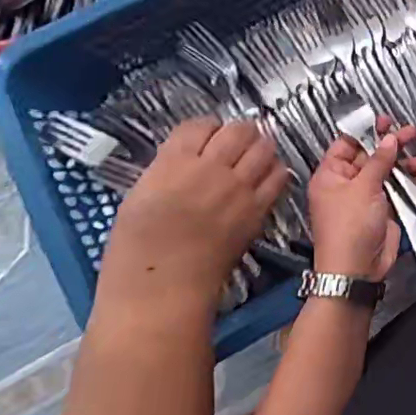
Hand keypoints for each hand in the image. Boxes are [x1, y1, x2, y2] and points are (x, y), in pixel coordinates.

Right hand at [100, 118, 287, 311]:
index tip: (205, 137)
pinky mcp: (257, 210)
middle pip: (240, 130)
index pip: (200, 124)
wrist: (162, 290)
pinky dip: (274, 170)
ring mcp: (238, 189)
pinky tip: (264, 177)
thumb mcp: (139, 196)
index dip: (205, 128)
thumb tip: (190, 155)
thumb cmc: (136, 249)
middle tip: (234, 144)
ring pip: (265, 147)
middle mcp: (211, 170)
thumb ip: (167, 168)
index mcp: (173, 164)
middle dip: (239, 132)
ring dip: (260, 147)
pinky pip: (278, 176)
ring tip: (251, 157)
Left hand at [306, 119, 415, 281]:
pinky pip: (402, 189)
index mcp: (331, 175)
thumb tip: (388, 139)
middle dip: (394, 146)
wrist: (357, 269)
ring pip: (392, 172)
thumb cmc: (348, 228)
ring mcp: (368, 196)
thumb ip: (378, 161)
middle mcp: (348, 183)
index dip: (367, 131)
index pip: (347, 144)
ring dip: (411, 165)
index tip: (385, 121)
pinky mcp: (386, 209)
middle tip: (412, 133)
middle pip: (373, 156)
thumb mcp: (362, 188)